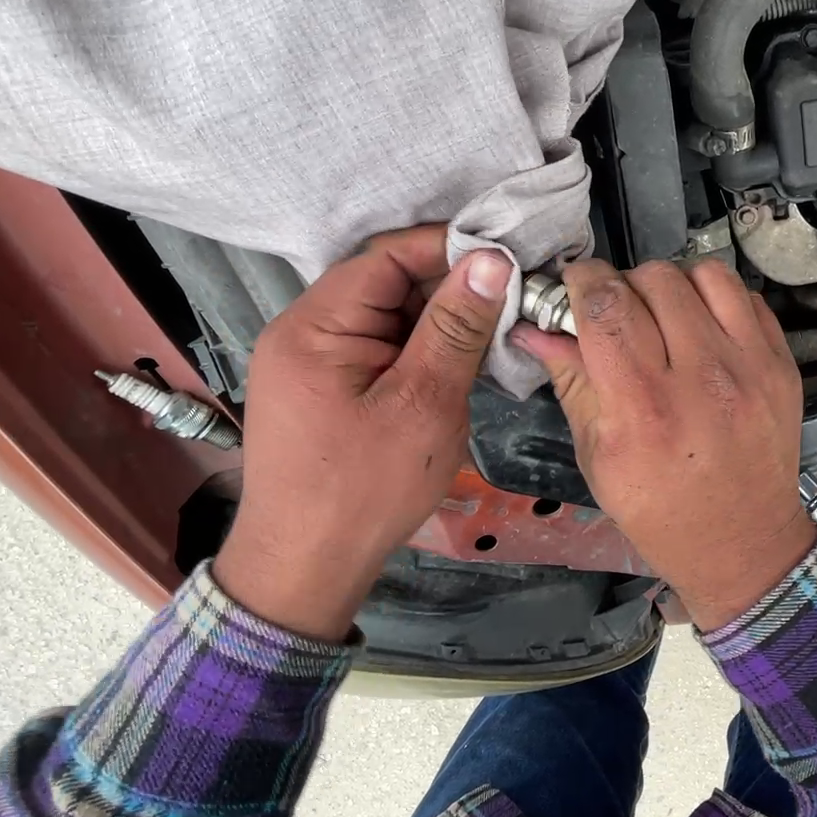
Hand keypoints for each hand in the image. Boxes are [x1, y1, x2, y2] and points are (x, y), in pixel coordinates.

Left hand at [213, 226, 509, 640]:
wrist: (307, 567)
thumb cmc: (366, 487)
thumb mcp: (424, 402)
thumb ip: (456, 327)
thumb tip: (491, 260)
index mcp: (314, 326)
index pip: (386, 257)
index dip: (448, 249)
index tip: (507, 258)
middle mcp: (304, 331)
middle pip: (386, 283)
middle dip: (450, 287)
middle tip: (512, 299)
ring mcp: (312, 360)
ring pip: (388, 315)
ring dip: (440, 321)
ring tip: (495, 331)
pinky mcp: (327, 386)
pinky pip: (381, 346)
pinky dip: (422, 348)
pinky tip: (460, 362)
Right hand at [513, 259, 813, 630]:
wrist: (744, 541)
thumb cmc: (660, 511)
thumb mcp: (598, 457)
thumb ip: (571, 381)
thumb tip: (534, 327)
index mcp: (644, 409)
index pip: (606, 306)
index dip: (583, 281)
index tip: (576, 284)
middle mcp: (702, 379)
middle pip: (654, 280)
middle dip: (625, 284)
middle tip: (620, 312)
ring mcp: (751, 367)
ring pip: (704, 273)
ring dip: (673, 283)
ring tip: (664, 314)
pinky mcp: (782, 364)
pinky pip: (746, 296)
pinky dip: (716, 298)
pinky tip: (702, 327)